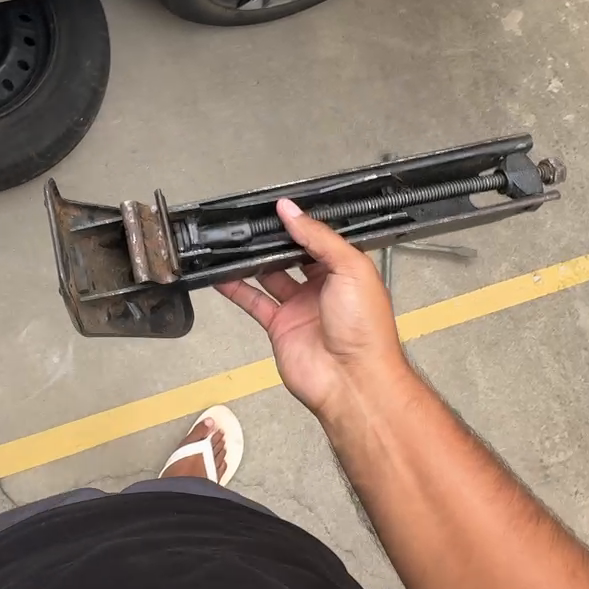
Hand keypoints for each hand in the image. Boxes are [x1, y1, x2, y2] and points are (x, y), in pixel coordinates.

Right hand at [214, 199, 407, 420]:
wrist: (352, 380)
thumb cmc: (366, 329)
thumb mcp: (349, 268)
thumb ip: (318, 237)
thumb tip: (292, 211)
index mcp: (346, 270)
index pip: (318, 238)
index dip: (299, 223)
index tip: (277, 209)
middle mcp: (323, 287)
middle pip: (291, 255)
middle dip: (273, 240)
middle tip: (251, 223)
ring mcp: (300, 307)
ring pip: (269, 276)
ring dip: (252, 261)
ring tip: (232, 242)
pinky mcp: (280, 326)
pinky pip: (254, 302)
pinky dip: (236, 288)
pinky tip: (222, 275)